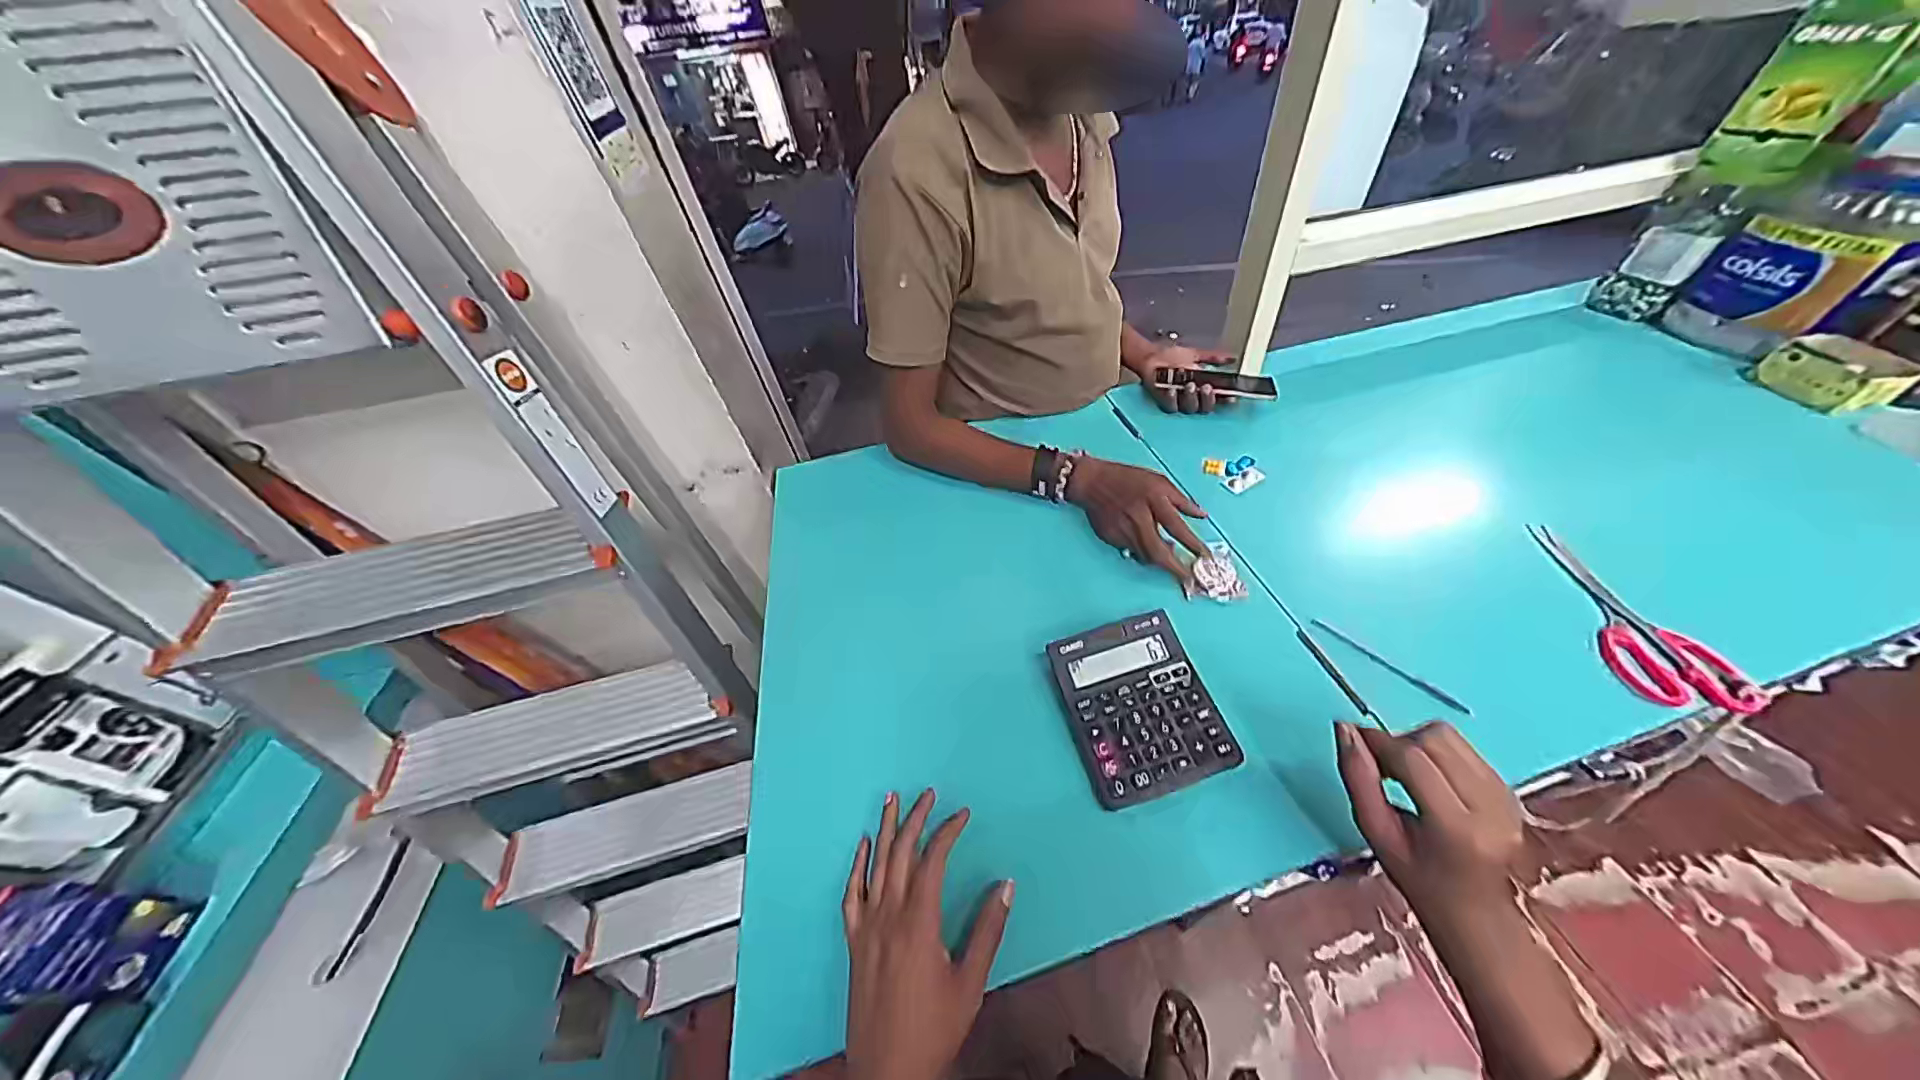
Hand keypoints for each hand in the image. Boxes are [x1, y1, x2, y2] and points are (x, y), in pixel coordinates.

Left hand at [844, 790, 1012, 1079]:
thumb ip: (987, 930)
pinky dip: (858, 865)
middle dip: (916, 819)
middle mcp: (889, 915)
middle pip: (901, 853)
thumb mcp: (970, 982)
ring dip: (886, 829)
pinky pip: (852, 893)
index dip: (947, 831)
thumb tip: (1005, 886)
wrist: (886, 1068)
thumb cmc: (932, 1029)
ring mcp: (867, 926)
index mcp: (919, 922)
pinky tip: (863, 846)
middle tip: (928, 794)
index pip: (933, 860)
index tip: (962, 814)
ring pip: (876, 865)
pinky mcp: (854, 940)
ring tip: (892, 800)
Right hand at [1067, 456, 1210, 582]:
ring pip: (1145, 555)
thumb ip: (1181, 499)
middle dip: (1174, 568)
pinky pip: (1131, 551)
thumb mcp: (1159, 481)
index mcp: (1153, 500)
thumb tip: (1201, 514)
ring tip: (1170, 556)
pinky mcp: (1111, 538)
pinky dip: (1142, 551)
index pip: (1177, 528)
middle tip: (1187, 577)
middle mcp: (1138, 518)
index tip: (1205, 558)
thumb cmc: (1125, 479)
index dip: (1193, 545)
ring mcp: (1122, 531)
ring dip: (1159, 560)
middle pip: (1158, 551)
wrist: (1091, 482)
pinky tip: (1147, 543)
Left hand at [1139, 344, 1235, 414]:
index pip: (1218, 399)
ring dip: (1192, 398)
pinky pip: (1170, 407)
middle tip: (1207, 387)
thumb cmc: (1171, 357)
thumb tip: (1232, 358)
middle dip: (1208, 399)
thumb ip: (1213, 358)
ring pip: (1189, 408)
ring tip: (1191, 386)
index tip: (1233, 397)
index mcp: (1202, 389)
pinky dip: (1173, 400)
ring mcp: (1179, 402)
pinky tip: (1173, 391)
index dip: (1226, 400)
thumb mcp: (1195, 355)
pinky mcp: (1164, 403)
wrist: (1152, 356)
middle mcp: (1193, 398)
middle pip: (1205, 408)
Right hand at [1333, 720, 1522, 922]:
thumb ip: (1357, 777)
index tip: (1357, 742)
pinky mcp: (1510, 791)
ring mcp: (1506, 798)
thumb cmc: (1418, 877)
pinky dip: (1438, 753)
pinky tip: (1429, 779)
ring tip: (1405, 773)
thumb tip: (1345, 729)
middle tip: (1383, 766)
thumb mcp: (1376, 831)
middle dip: (1399, 742)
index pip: (1412, 758)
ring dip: (1418, 744)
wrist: (1476, 911)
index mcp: (1457, 826)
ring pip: (1451, 737)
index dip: (1378, 742)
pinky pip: (1465, 749)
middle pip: (1435, 739)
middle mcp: (1491, 807)